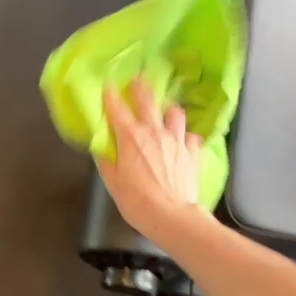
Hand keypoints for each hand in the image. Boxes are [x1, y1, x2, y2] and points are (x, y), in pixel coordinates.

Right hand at [97, 80, 213, 245]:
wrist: (171, 216)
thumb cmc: (136, 201)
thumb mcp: (113, 183)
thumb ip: (107, 161)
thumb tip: (103, 148)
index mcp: (130, 138)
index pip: (117, 109)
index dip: (111, 94)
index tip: (108, 84)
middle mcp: (154, 132)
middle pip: (148, 101)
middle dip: (141, 87)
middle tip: (138, 79)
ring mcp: (177, 140)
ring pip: (175, 113)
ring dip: (169, 111)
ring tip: (166, 113)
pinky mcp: (192, 152)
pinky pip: (192, 136)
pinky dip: (187, 136)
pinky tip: (184, 141)